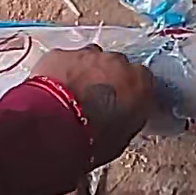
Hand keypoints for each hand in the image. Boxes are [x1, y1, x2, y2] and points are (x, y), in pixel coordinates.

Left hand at [30, 45, 156, 165]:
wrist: (56, 128)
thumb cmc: (92, 139)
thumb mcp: (120, 140)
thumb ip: (124, 120)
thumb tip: (117, 122)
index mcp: (140, 84)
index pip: (142, 83)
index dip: (129, 95)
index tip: (121, 106)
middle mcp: (118, 63)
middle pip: (116, 67)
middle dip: (107, 81)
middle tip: (93, 103)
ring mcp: (88, 55)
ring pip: (90, 59)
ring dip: (84, 74)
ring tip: (72, 97)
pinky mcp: (61, 54)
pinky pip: (63, 60)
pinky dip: (60, 72)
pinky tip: (52, 91)